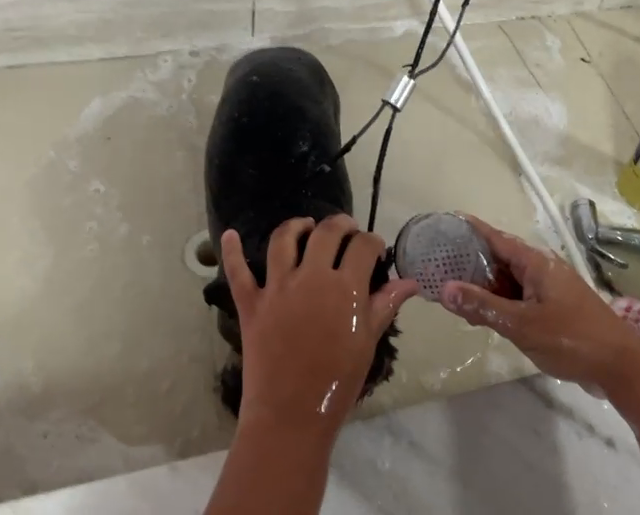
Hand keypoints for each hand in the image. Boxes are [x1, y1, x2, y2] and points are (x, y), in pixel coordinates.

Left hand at [220, 215, 418, 433]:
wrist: (292, 414)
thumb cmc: (338, 381)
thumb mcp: (367, 342)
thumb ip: (385, 305)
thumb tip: (409, 282)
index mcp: (345, 287)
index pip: (363, 247)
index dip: (373, 242)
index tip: (375, 248)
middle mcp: (311, 277)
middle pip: (326, 233)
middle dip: (341, 224)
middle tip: (348, 229)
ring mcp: (277, 288)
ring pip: (284, 240)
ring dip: (296, 226)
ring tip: (306, 225)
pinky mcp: (251, 304)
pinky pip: (238, 272)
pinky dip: (231, 252)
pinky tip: (229, 235)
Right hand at [440, 214, 639, 387]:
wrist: (620, 366)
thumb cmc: (571, 338)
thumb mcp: (521, 324)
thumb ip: (483, 306)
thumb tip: (445, 289)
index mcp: (535, 262)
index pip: (495, 237)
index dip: (470, 230)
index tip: (444, 225)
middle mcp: (541, 269)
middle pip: (499, 258)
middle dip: (470, 262)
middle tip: (437, 265)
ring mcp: (549, 289)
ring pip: (508, 280)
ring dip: (484, 286)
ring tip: (452, 292)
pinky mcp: (553, 309)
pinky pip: (519, 297)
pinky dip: (500, 302)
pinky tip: (482, 315)